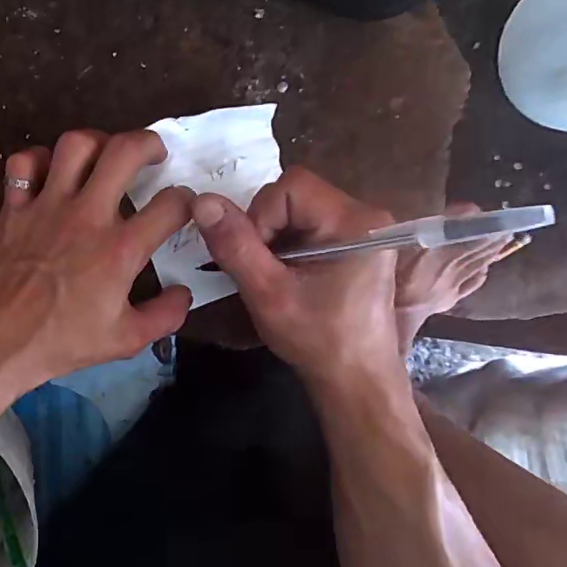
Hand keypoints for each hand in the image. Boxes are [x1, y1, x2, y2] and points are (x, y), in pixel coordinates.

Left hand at [0, 129, 193, 392]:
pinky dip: (36, 161)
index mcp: (119, 249)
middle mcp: (86, 216)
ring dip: (95, 143)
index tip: (182, 206)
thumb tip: (184, 294)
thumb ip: (163, 315)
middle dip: (148, 143)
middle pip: (124, 151)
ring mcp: (45, 207)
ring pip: (74, 145)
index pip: (170, 204)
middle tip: (152, 154)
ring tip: (101, 157)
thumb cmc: (58, 343)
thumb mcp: (123, 340)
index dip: (186, 199)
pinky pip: (22, 164)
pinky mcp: (12, 209)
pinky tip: (46, 175)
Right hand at [192, 169, 399, 376]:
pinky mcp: (355, 242)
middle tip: (263, 269)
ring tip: (275, 275)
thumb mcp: (267, 292)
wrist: (355, 378)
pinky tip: (287, 275)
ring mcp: (363, 229)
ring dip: (272, 238)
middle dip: (265, 228)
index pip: (289, 188)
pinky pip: (307, 224)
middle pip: (293, 194)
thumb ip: (234, 245)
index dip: (260, 217)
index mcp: (354, 222)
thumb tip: (201, 201)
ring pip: (296, 209)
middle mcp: (366, 215)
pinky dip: (286, 244)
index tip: (258, 259)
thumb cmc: (316, 338)